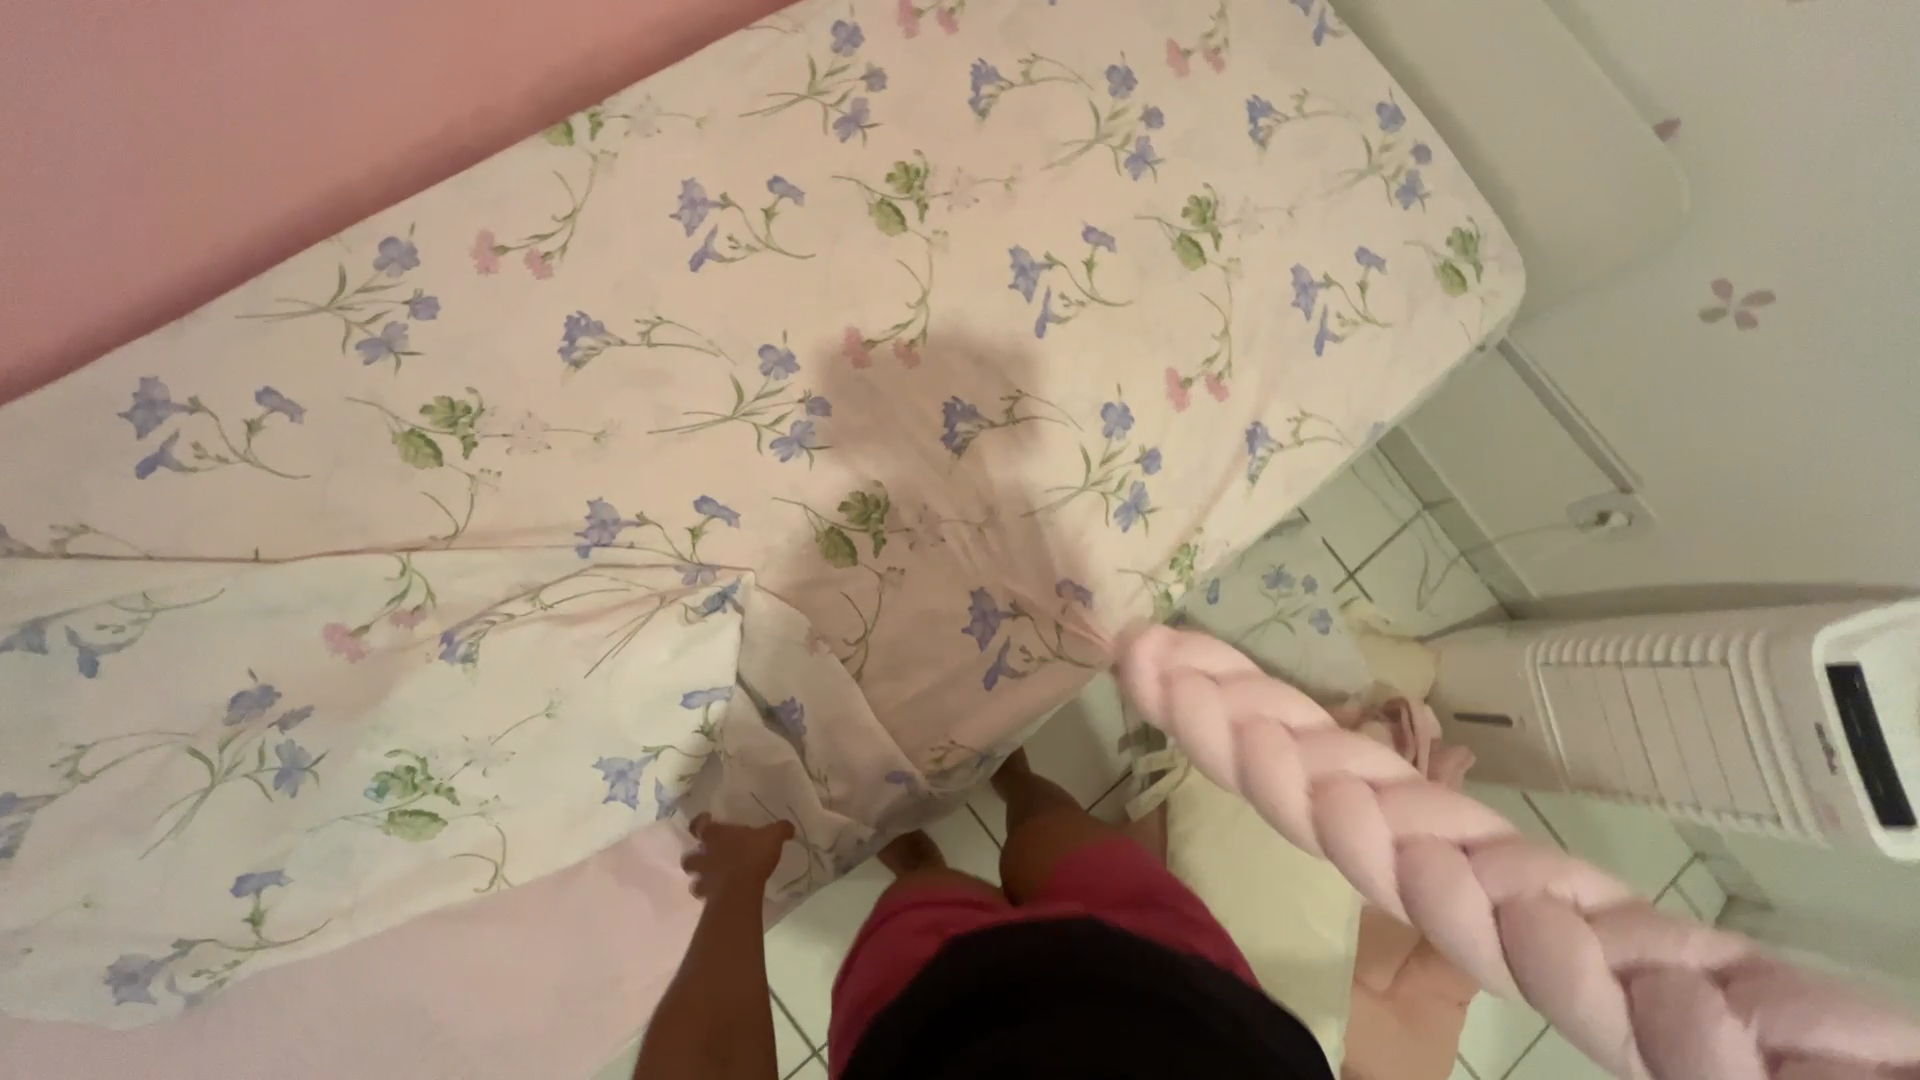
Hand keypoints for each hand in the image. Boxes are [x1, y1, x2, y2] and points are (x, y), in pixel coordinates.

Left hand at [683, 814, 795, 899]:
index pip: (698, 824)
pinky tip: (721, 894)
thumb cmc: (753, 856)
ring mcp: (703, 877)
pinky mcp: (707, 896)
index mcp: (715, 835)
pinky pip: (704, 895)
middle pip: (689, 855)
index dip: (700, 822)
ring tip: (712, 878)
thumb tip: (789, 827)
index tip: (706, 820)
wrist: (740, 890)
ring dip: (700, 877)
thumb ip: (780, 829)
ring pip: (693, 877)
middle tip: (707, 856)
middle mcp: (704, 855)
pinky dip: (710, 894)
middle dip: (695, 856)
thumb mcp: (772, 837)